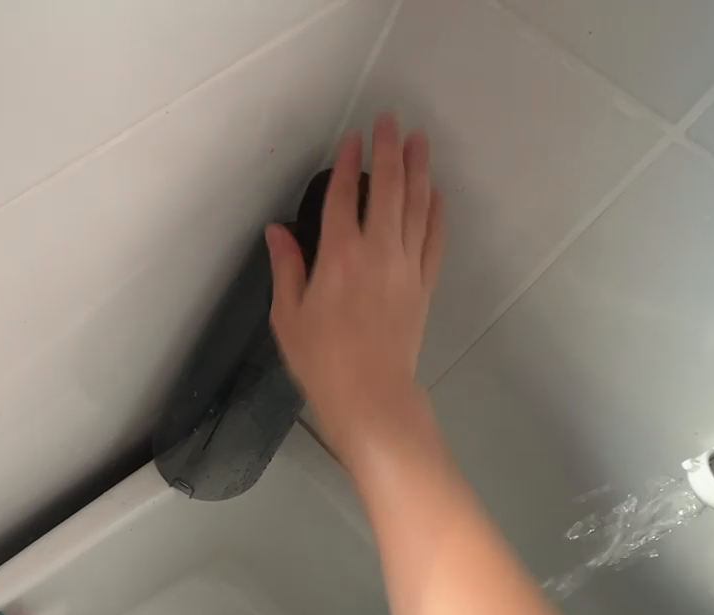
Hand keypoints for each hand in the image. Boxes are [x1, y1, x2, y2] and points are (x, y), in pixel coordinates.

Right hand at [267, 114, 445, 473]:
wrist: (369, 393)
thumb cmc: (319, 360)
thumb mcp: (287, 317)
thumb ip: (286, 268)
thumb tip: (277, 231)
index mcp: (339, 258)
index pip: (344, 198)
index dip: (347, 165)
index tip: (351, 139)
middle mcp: (378, 252)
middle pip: (388, 189)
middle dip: (389, 151)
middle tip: (390, 122)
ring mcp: (407, 265)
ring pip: (417, 205)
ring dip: (418, 169)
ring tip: (418, 141)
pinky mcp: (424, 283)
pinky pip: (434, 236)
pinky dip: (436, 209)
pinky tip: (435, 192)